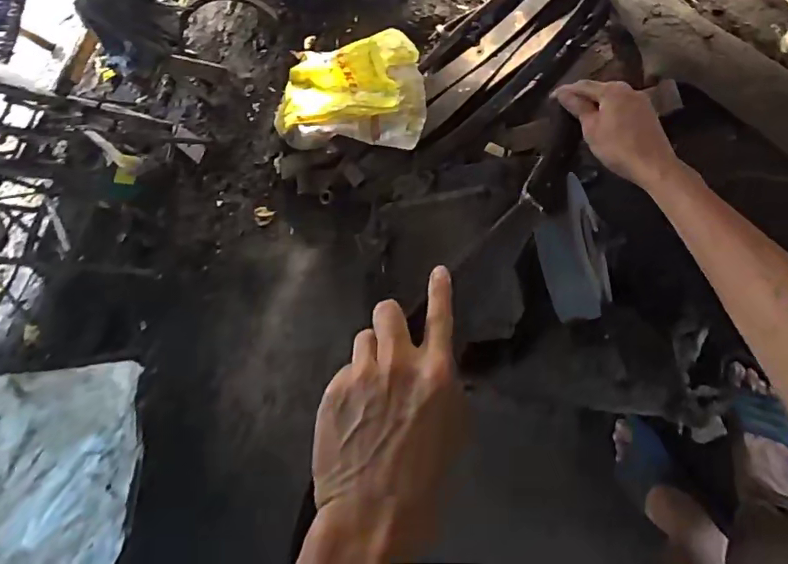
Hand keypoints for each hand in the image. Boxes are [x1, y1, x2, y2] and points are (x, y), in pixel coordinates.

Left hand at [304, 267, 466, 563]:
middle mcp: (399, 363)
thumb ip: (446, 387)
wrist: (372, 516)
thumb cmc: (425, 478)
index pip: (440, 316)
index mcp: (436, 372)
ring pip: (362, 338)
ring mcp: (362, 375)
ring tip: (369, 385)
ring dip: (369, 354)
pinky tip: (353, 414)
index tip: (438, 271)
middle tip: (389, 339)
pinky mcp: (333, 391)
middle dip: (388, 319)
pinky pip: (344, 372)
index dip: (440, 289)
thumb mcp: (454, 427)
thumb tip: (438, 368)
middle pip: (387, 311)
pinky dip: (350, 385)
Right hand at [553, 79, 685, 188]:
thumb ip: (578, 107)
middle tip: (568, 106)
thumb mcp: (592, 129)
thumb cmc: (618, 147)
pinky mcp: (649, 112)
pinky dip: (612, 110)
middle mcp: (628, 89)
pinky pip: (624, 106)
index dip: (566, 90)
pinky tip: (607, 121)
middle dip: (584, 96)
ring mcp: (641, 100)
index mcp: (612, 89)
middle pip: (600, 88)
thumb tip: (564, 93)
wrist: (655, 165)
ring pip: (613, 97)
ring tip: (585, 114)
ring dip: (599, 104)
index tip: (553, 97)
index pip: (583, 85)